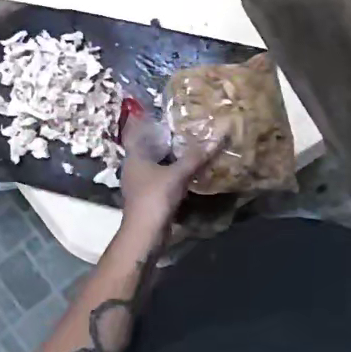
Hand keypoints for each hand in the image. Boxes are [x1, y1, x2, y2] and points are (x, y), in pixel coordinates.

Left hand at [118, 116, 222, 230]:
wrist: (145, 233)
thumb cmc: (155, 197)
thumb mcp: (177, 174)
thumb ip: (195, 157)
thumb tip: (216, 138)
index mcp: (134, 157)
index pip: (140, 134)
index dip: (152, 125)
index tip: (169, 118)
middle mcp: (134, 168)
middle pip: (150, 150)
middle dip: (167, 143)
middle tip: (187, 132)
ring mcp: (140, 184)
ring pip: (156, 166)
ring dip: (171, 161)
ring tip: (191, 151)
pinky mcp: (148, 198)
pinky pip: (161, 180)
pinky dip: (173, 176)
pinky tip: (188, 174)